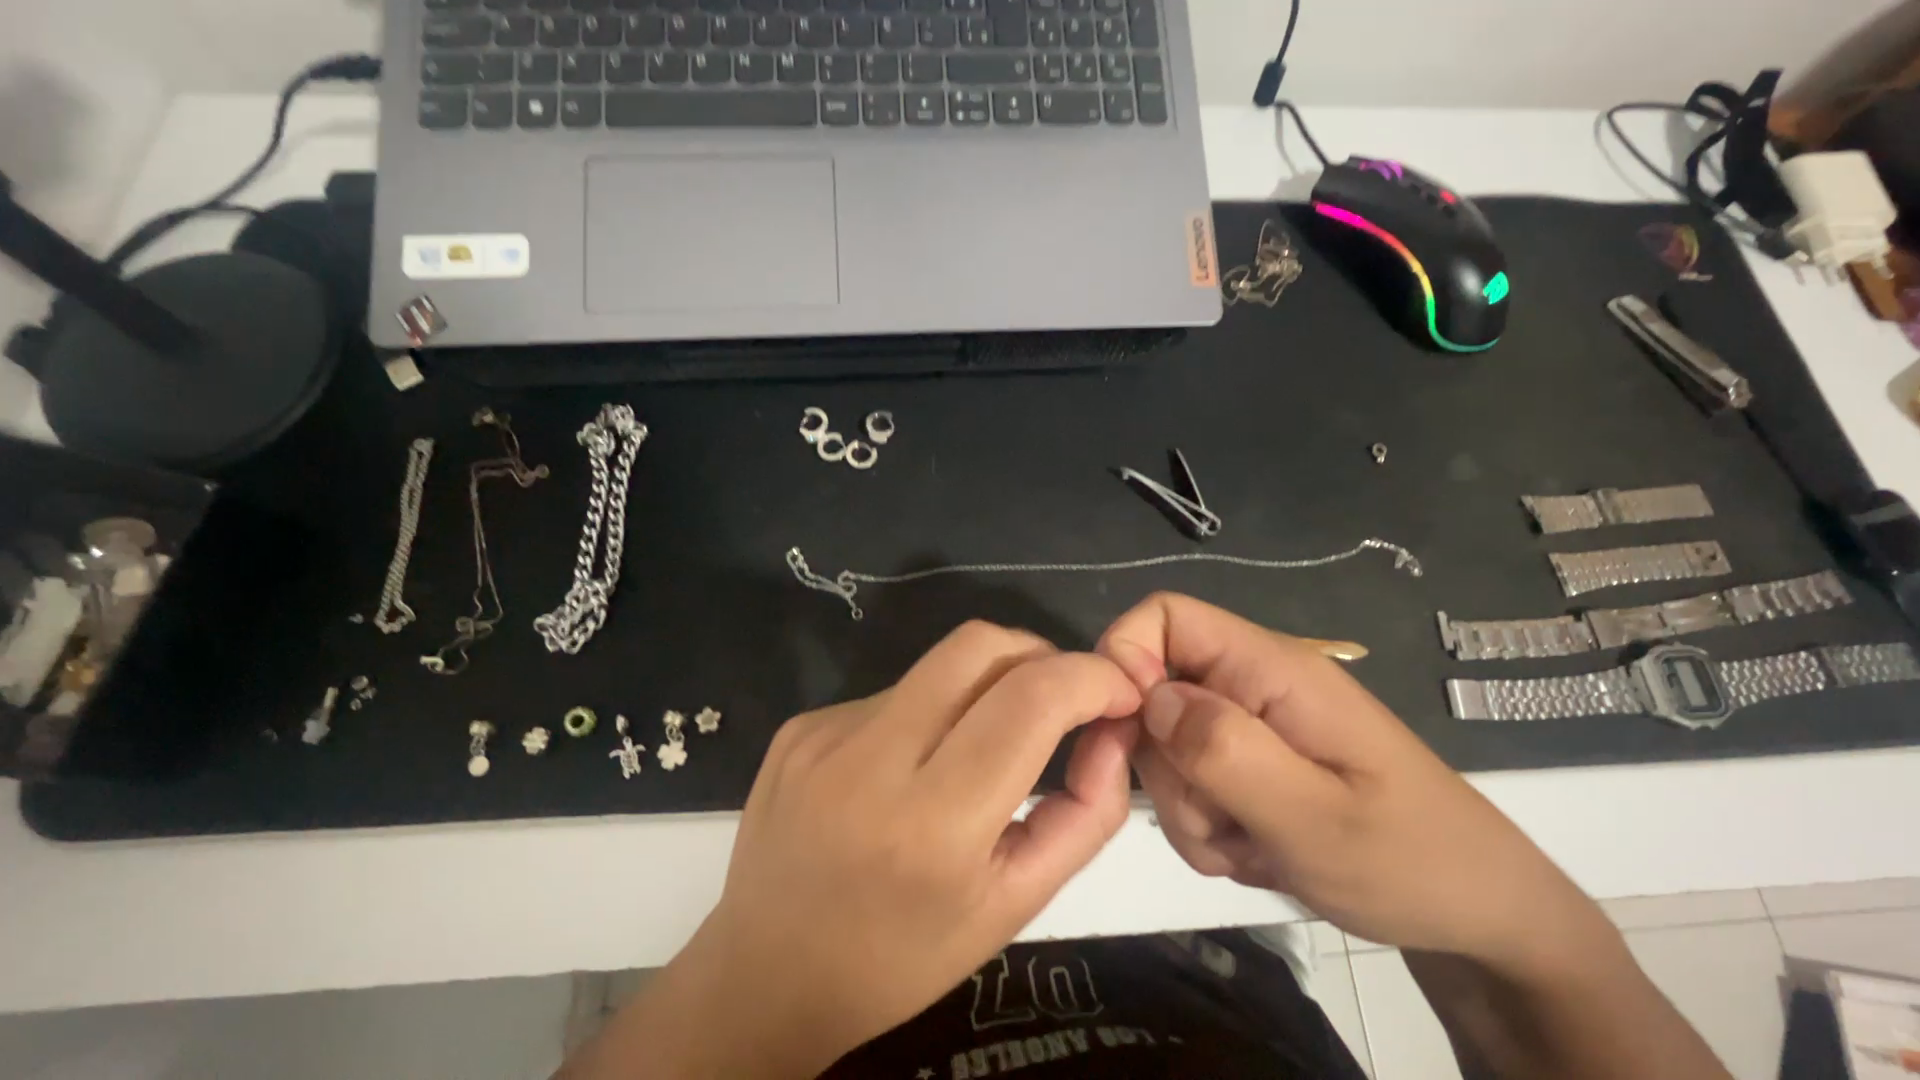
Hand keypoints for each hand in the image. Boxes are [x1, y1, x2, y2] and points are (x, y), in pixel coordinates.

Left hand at [619, 621, 1141, 1078]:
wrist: (767, 975)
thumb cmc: (902, 959)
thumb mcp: (1014, 904)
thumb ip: (1083, 815)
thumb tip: (1113, 732)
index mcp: (935, 823)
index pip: (1032, 698)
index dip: (1091, 676)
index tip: (1116, 694)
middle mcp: (872, 759)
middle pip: (981, 645)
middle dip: (1041, 656)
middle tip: (1060, 703)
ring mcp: (826, 733)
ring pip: (937, 666)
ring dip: (983, 688)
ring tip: (977, 751)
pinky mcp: (801, 725)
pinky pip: (892, 692)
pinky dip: (928, 714)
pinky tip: (911, 771)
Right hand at [1097, 593, 1612, 976]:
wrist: (1479, 917)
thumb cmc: (1411, 862)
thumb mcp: (1315, 818)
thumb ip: (1226, 752)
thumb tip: (1148, 695)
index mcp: (1273, 671)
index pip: (1166, 616)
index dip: (1127, 660)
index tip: (1129, 737)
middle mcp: (1256, 688)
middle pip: (1154, 693)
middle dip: (1165, 766)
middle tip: (1221, 821)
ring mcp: (1255, 731)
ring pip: (1167, 750)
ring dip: (1190, 809)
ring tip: (1252, 846)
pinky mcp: (1255, 770)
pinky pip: (1192, 789)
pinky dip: (1207, 830)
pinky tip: (1256, 855)